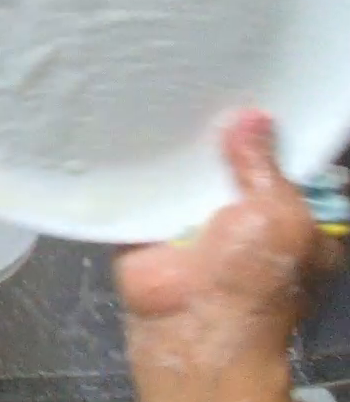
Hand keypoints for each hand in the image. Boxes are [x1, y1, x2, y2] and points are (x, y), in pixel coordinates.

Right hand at [114, 110, 342, 401]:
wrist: (187, 313)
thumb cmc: (252, 273)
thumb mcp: (279, 217)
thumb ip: (263, 170)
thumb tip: (256, 118)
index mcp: (290, 219)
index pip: (282, 167)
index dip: (265, 135)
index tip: (240, 98)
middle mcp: (242, 215)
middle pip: (226, 164)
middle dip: (207, 135)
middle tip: (180, 87)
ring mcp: (190, 217)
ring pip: (179, 171)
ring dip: (163, 148)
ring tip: (139, 100)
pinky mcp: (145, 218)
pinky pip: (137, 185)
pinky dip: (126, 165)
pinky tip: (111, 133)